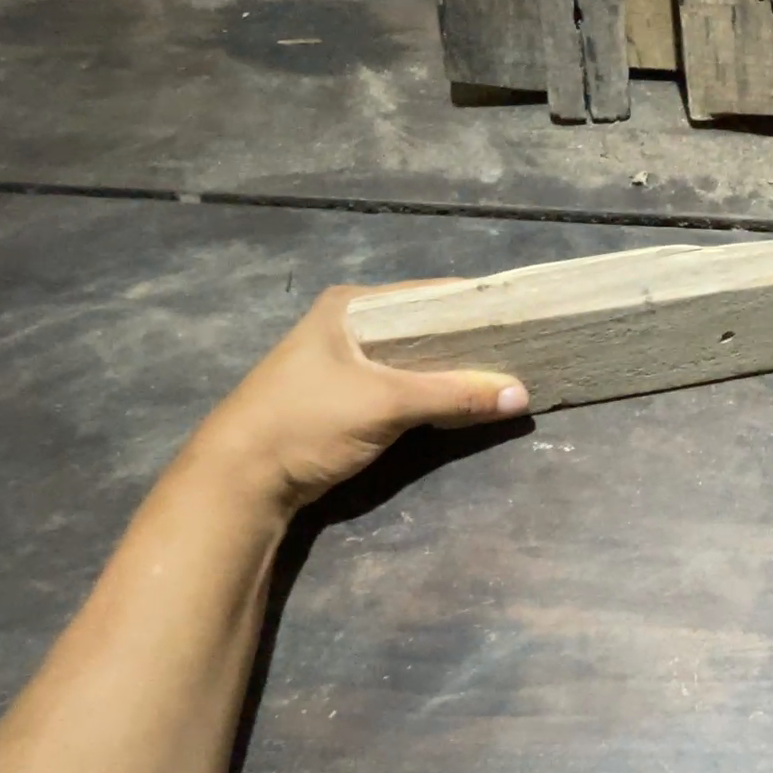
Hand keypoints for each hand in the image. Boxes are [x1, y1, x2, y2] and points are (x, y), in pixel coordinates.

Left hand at [189, 281, 527, 509]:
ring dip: (461, 371)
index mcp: (354, 306)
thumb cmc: (307, 421)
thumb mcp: (386, 403)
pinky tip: (474, 400)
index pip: (431, 295)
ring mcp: (358, 362)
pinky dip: (444, 393)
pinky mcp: (361, 396)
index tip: (524, 317)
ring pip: (425, 360)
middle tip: (526, 350)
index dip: (478, 306)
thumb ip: (455, 395)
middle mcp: (358, 326)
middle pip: (431, 328)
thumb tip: (521, 395)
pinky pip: (416, 386)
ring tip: (511, 374)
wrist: (245, 477)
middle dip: (475, 342)